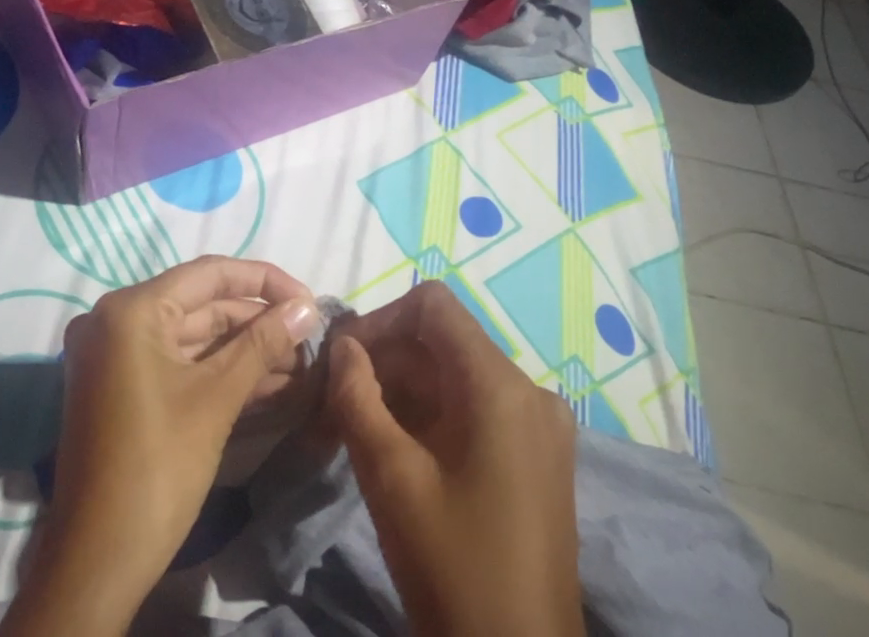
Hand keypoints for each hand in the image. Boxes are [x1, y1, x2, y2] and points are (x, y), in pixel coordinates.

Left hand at [0, 256, 319, 636]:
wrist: (100, 552)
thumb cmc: (160, 465)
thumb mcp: (217, 398)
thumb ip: (264, 344)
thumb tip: (308, 307)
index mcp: (130, 310)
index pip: (209, 274)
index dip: (265, 282)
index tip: (310, 300)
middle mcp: (115, 320)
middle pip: (201, 305)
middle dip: (258, 321)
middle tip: (311, 337)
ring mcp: (115, 355)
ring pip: (193, 337)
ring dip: (245, 349)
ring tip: (301, 363)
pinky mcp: (122, 387)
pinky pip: (178, 364)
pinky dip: (219, 371)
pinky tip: (270, 383)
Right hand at [327, 281, 583, 636]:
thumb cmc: (450, 562)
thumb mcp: (389, 475)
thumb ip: (357, 396)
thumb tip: (342, 347)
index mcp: (500, 387)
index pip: (433, 306)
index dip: (380, 319)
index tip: (340, 359)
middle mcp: (529, 392)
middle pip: (442, 343)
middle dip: (382, 362)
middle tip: (329, 404)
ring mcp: (538, 426)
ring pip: (455, 378)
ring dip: (400, 392)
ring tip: (349, 430)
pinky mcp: (536, 456)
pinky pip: (475, 410)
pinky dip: (429, 416)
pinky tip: (392, 450)